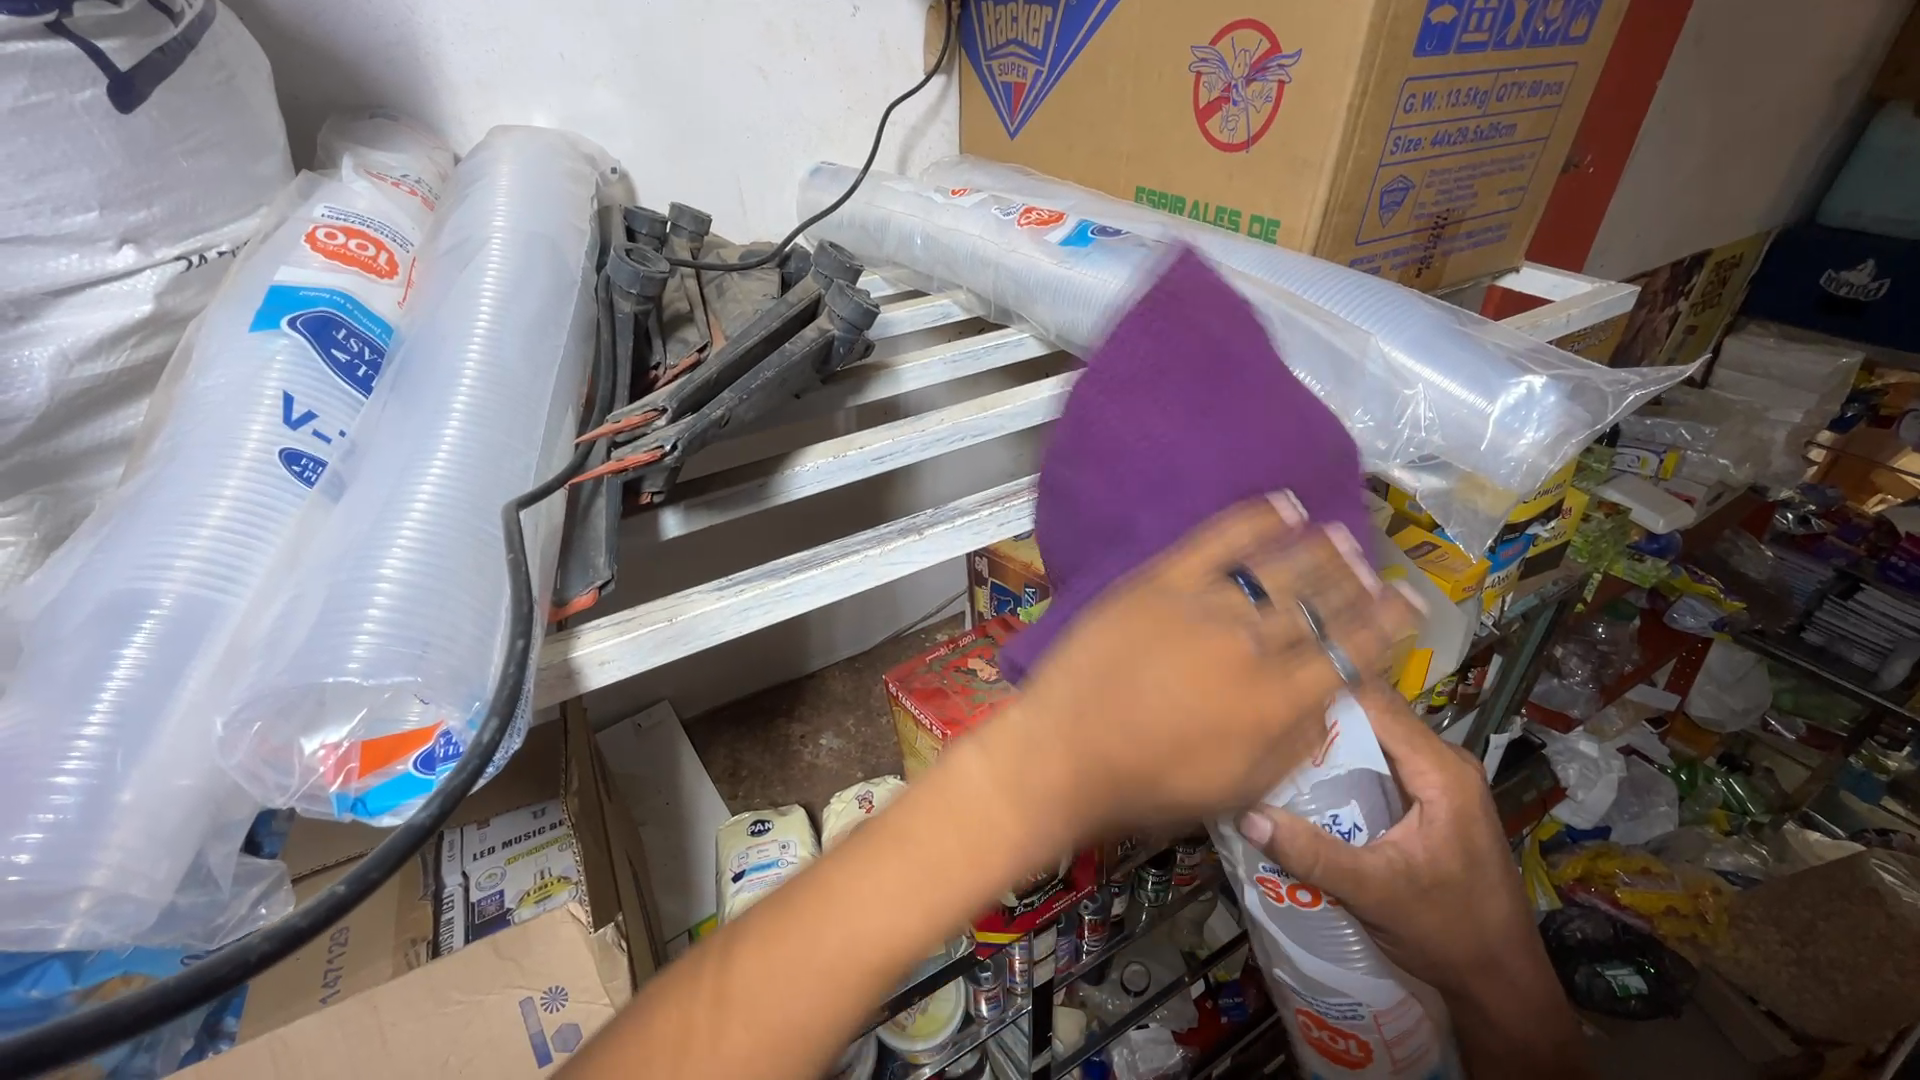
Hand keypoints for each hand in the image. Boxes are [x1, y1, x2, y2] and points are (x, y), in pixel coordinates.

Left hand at [992, 493, 1422, 845]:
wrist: (1062, 752)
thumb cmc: (1148, 785)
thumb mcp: (1238, 789)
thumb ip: (1293, 744)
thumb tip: (1329, 704)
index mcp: (1277, 701)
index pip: (1351, 651)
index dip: (1389, 624)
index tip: (1410, 602)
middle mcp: (1252, 645)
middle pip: (1320, 604)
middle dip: (1358, 585)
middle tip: (1378, 570)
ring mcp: (1204, 605)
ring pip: (1278, 569)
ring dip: (1319, 551)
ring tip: (1344, 537)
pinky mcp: (1159, 581)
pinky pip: (1218, 539)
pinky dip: (1255, 519)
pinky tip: (1285, 505)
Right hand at [1233, 685, 1543, 998]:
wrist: (1502, 985)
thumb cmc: (1449, 933)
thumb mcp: (1373, 893)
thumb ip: (1311, 853)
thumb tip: (1247, 816)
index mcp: (1441, 771)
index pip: (1376, 703)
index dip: (1325, 691)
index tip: (1273, 693)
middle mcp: (1444, 764)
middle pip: (1373, 717)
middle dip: (1320, 717)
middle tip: (1264, 723)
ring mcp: (1440, 784)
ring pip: (1375, 741)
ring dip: (1330, 743)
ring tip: (1274, 747)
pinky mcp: (1432, 804)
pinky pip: (1381, 766)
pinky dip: (1344, 768)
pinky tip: (1308, 784)